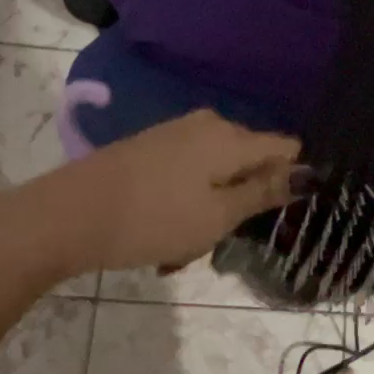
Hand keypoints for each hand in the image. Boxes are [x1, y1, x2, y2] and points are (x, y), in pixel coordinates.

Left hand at [22, 111, 303, 276]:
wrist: (68, 213)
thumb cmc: (151, 219)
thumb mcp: (216, 217)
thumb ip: (262, 193)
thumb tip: (305, 173)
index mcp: (231, 137)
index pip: (286, 148)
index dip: (292, 179)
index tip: (282, 216)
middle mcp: (209, 124)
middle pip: (250, 160)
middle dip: (244, 200)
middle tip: (222, 241)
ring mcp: (177, 132)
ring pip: (217, 172)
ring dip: (211, 208)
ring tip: (184, 249)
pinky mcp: (152, 146)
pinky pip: (189, 173)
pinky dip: (186, 203)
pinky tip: (164, 235)